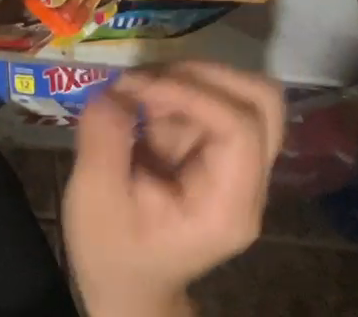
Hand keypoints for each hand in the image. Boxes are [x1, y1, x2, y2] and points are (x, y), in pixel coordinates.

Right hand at [61, 62, 285, 316]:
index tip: (133, 87)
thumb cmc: (112, 249)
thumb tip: (113, 90)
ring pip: (236, 94)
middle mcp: (245, 180)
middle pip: (261, 102)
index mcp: (229, 204)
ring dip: (184, 78)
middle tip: (145, 79)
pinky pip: (207, 102)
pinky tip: (136, 102)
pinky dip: (172, 88)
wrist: (126, 282)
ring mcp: (232, 164)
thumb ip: (104, 139)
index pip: (241, 128)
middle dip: (202, 74)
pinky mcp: (210, 152)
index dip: (191, 93)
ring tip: (134, 90)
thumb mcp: (95, 198)